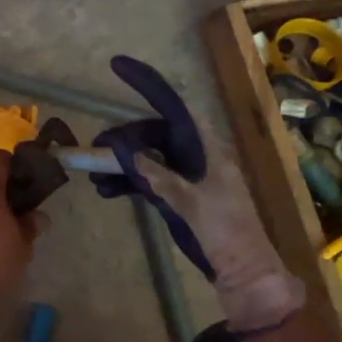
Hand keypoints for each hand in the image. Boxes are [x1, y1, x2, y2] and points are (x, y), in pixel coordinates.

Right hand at [94, 57, 304, 333]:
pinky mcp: (178, 194)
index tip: (117, 66)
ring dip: (120, 162)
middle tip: (96, 149)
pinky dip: (127, 181)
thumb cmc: (227, 234)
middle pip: (153, 131)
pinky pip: (147, 177)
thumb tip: (125, 150)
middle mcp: (195, 154)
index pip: (174, 104)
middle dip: (123, 137)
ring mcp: (186, 174)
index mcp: (206, 148)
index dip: (147, 82)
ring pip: (146, 155)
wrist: (246, 276)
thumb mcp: (190, 204)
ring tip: (95, 176)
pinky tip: (106, 191)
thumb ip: (157, 176)